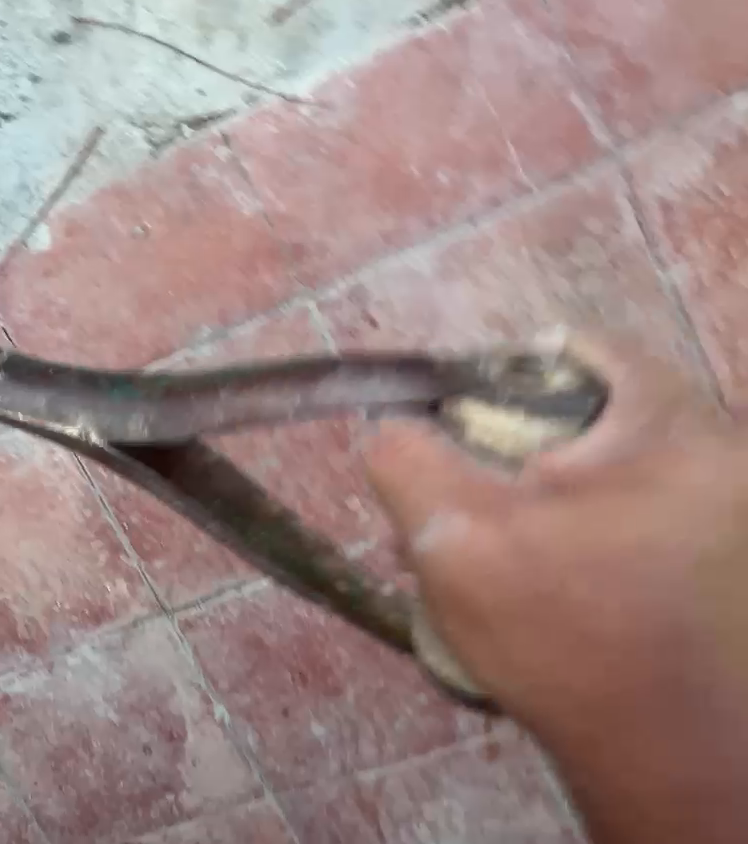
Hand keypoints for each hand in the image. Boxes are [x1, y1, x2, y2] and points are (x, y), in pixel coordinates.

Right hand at [366, 333, 747, 841]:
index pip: (580, 349)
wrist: (668, 757)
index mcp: (677, 435)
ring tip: (479, 542)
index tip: (447, 420)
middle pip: (584, 407)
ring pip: (597, 462)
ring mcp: (727, 514)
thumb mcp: (447, 532)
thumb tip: (392, 424)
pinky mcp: (716, 559)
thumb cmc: (562, 631)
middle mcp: (723, 461)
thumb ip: (402, 454)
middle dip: (502, 443)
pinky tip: (528, 569)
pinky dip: (563, 522)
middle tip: (455, 494)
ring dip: (525, 490)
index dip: (496, 370)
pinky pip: (620, 506)